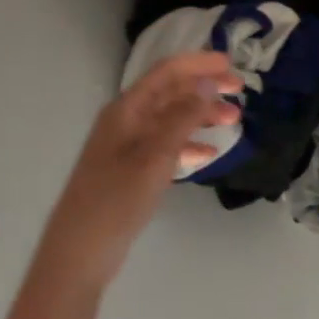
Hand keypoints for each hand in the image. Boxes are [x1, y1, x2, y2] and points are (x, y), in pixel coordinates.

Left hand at [10, 52, 241, 318]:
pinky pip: (165, 145)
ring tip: (233, 121)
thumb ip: (183, 117)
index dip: (200, 63)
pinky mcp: (131, 170)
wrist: (78, 254)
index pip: (167, 72)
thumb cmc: (116, 199)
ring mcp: (128, 146)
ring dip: (202, 115)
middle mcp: (127, 120)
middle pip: (171, 92)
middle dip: (205, 88)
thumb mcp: (155, 155)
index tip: (231, 65)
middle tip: (240, 91)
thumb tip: (208, 83)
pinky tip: (208, 154)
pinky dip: (188, 144)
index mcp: (127, 109)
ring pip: (171, 118)